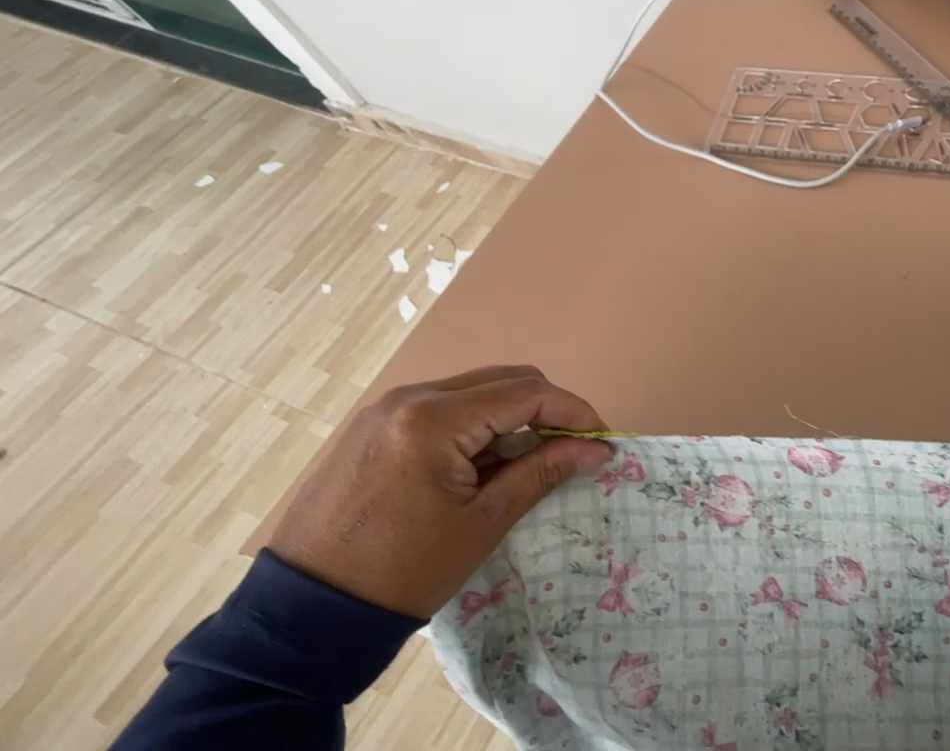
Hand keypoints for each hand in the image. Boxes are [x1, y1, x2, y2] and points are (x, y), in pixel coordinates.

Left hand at [268, 365, 614, 617]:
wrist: (304, 614)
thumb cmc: (404, 570)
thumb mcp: (485, 521)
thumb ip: (545, 471)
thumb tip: (599, 450)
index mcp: (435, 420)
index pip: (528, 393)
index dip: (575, 413)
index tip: (601, 441)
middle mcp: (410, 399)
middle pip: (505, 380)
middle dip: (547, 410)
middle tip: (570, 449)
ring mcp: (386, 410)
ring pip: (476, 390)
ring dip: (513, 416)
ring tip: (528, 461)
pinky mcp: (373, 427)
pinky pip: (444, 407)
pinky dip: (477, 425)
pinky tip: (483, 464)